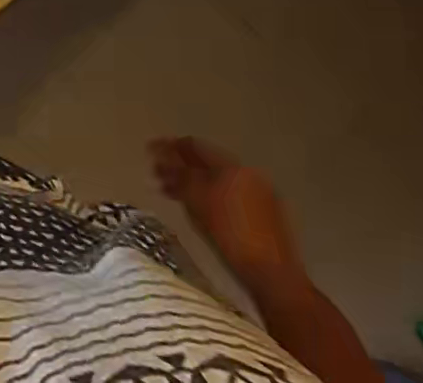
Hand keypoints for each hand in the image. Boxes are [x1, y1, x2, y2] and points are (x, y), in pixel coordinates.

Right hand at [149, 137, 303, 285]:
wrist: (272, 276)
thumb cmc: (227, 234)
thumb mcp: (195, 200)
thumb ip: (177, 173)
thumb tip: (161, 154)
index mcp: (231, 166)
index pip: (194, 146)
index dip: (169, 146)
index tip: (150, 150)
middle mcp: (248, 174)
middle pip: (207, 162)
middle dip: (180, 166)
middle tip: (157, 174)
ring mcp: (261, 194)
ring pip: (218, 180)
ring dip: (194, 182)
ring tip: (171, 192)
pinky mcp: (267, 214)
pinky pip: (230, 195)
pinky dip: (210, 196)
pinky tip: (197, 208)